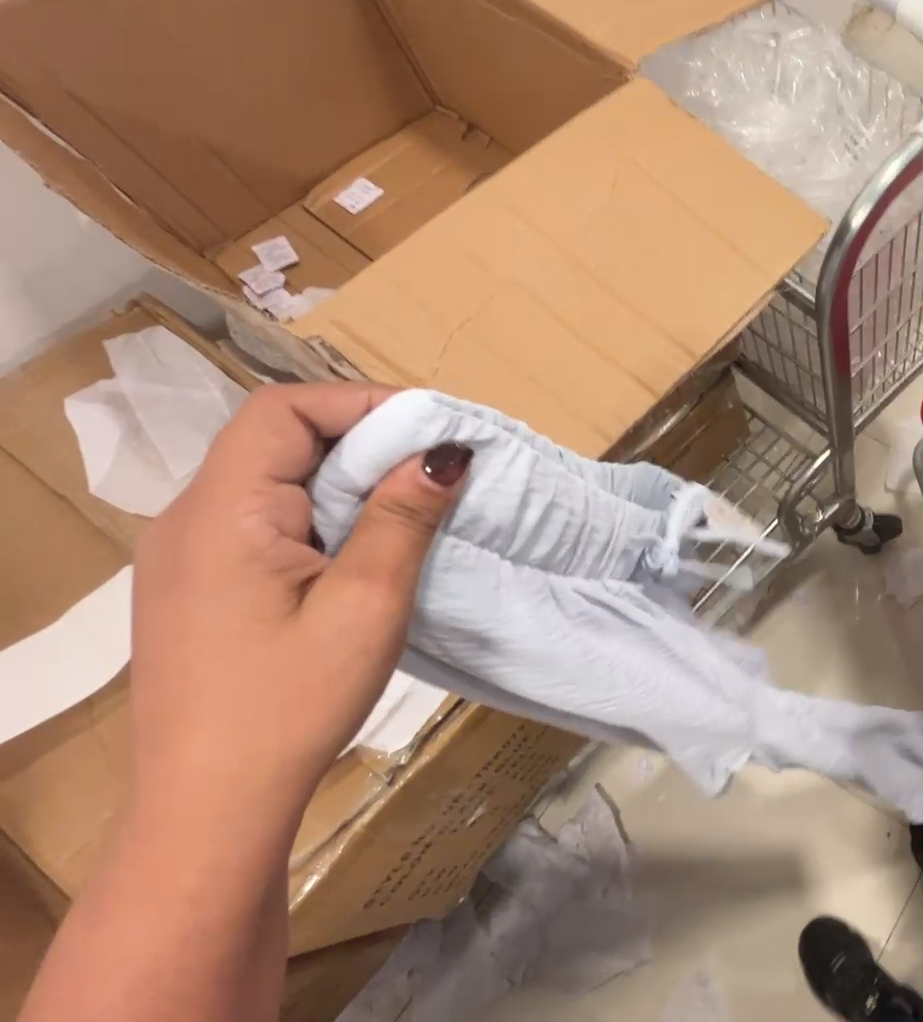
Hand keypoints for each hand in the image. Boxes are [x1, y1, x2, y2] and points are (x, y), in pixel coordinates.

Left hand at [131, 383, 470, 822]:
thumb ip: (403, 518)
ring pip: (277, 480)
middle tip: (442, 465)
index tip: (437, 426)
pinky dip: (329, 512)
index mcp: (221, 514)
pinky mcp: (204, 585)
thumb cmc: (293, 699)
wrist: (213, 804)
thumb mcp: (367, 603)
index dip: (362, 403)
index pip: (283, 412)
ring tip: (418, 502)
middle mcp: (190, 520)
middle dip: (367, 439)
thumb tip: (446, 452)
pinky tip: (370, 546)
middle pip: (278, 441)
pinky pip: (270, 519)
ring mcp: (190, 555)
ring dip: (351, 478)